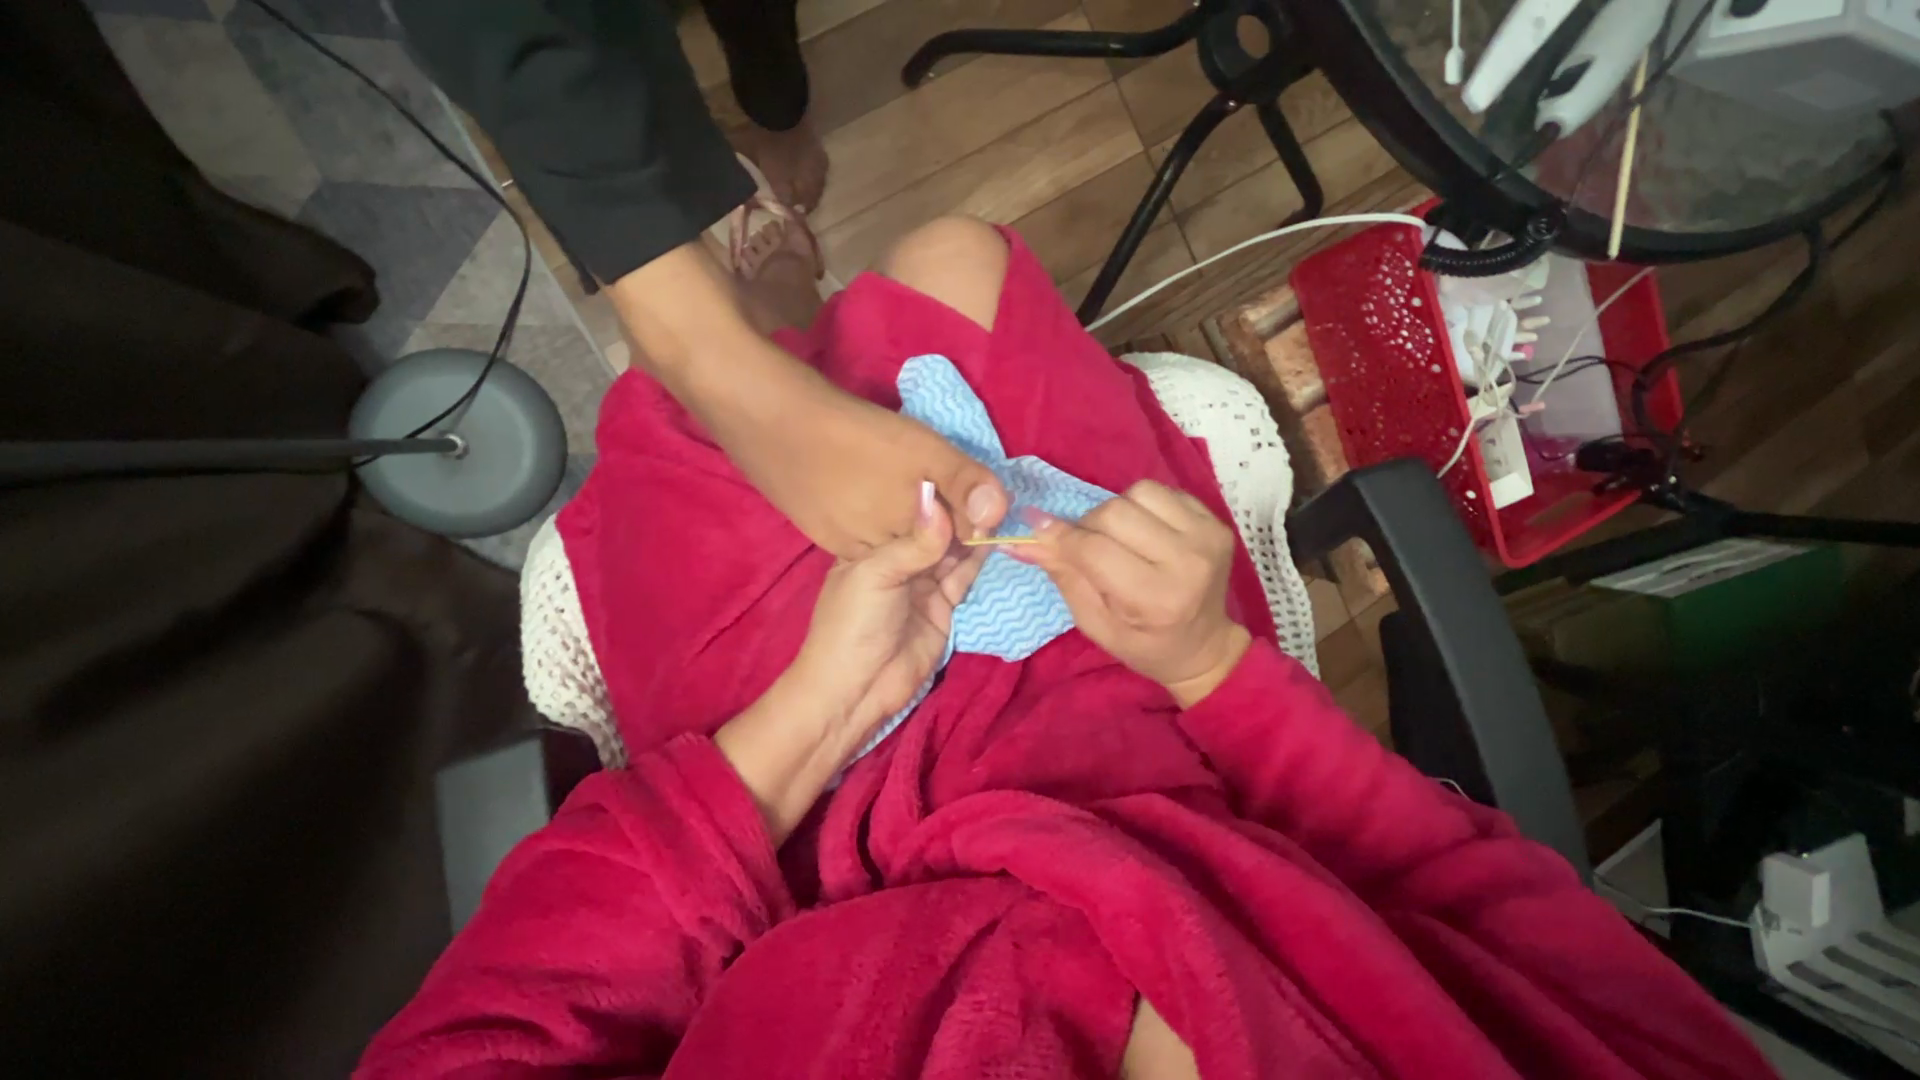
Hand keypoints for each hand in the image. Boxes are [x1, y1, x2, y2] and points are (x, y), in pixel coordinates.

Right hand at [710, 371, 1008, 557]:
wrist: (771, 421)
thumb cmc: (858, 434)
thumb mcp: (924, 451)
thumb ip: (965, 484)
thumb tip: (998, 517)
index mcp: (906, 539)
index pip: (957, 546)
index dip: (970, 525)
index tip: (971, 499)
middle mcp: (875, 556)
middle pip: (925, 549)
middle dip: (941, 528)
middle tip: (935, 485)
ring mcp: (845, 547)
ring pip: (893, 543)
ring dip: (907, 524)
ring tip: (900, 483)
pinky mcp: (821, 535)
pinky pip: (863, 536)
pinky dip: (876, 519)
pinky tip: (869, 486)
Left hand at [715, 482, 983, 842]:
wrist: (856, 690)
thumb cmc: (853, 625)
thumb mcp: (878, 574)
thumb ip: (914, 540)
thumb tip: (938, 496)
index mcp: (872, 546)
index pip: (910, 513)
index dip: (938, 496)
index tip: (967, 472)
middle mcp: (898, 561)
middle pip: (936, 531)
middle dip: (962, 514)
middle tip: (996, 489)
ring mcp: (922, 585)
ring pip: (954, 552)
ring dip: (975, 534)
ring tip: (1004, 507)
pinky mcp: (943, 608)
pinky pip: (964, 578)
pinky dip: (980, 561)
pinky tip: (999, 537)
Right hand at [1017, 480, 1250, 707]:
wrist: (1204, 646)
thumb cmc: (1143, 643)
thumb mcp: (1094, 622)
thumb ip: (1063, 575)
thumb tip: (1025, 538)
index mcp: (1156, 599)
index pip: (1095, 550)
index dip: (1060, 537)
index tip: (1038, 531)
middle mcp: (1187, 562)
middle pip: (1114, 512)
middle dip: (1088, 525)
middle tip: (1086, 546)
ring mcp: (1206, 537)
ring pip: (1138, 493)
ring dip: (1117, 511)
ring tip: (1120, 539)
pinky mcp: (1216, 521)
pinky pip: (1163, 491)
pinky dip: (1143, 506)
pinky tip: (1146, 533)